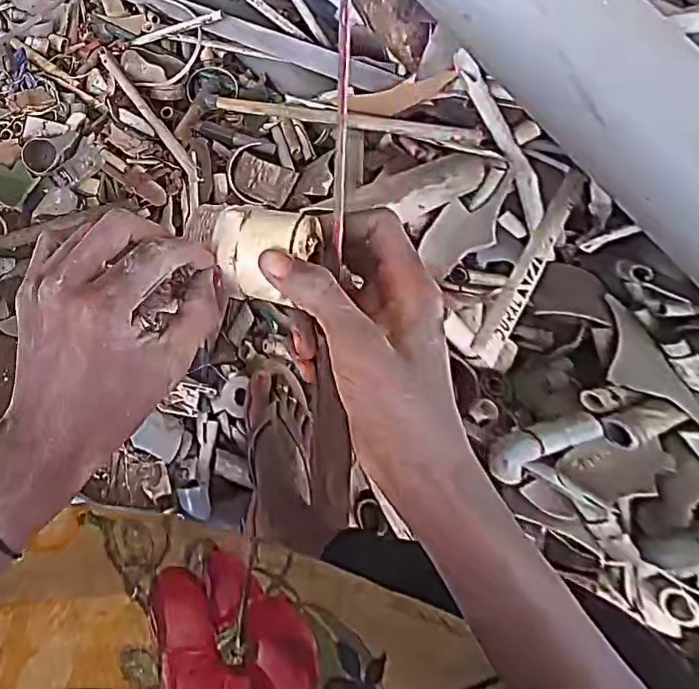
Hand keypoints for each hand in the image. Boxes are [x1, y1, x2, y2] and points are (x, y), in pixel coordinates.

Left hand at [0, 210, 223, 497]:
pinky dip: (84, 238)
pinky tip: (103, 254)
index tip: (199, 259)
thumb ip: (197, 316)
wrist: (50, 434)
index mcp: (101, 309)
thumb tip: (208, 281)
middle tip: (172, 252)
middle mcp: (65, 287)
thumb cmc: (101, 413)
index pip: (155, 254)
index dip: (188, 251)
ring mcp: (42, 284)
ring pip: (86, 224)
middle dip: (155, 232)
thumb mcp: (166, 366)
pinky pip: (56, 239)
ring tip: (142, 256)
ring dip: (121, 233)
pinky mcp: (30, 287)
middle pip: (118, 223)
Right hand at [259, 210, 469, 485]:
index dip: (335, 224)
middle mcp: (396, 302)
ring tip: (301, 329)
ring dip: (306, 306)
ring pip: (331, 290)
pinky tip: (308, 353)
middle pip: (345, 256)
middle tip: (284, 277)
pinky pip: (326, 321)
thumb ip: (316, 295)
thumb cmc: (410, 419)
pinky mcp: (361, 350)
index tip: (299, 238)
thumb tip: (280, 260)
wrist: (418, 474)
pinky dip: (310, 332)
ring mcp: (378, 326)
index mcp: (410, 290)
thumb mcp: (356, 344)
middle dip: (310, 270)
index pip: (374, 225)